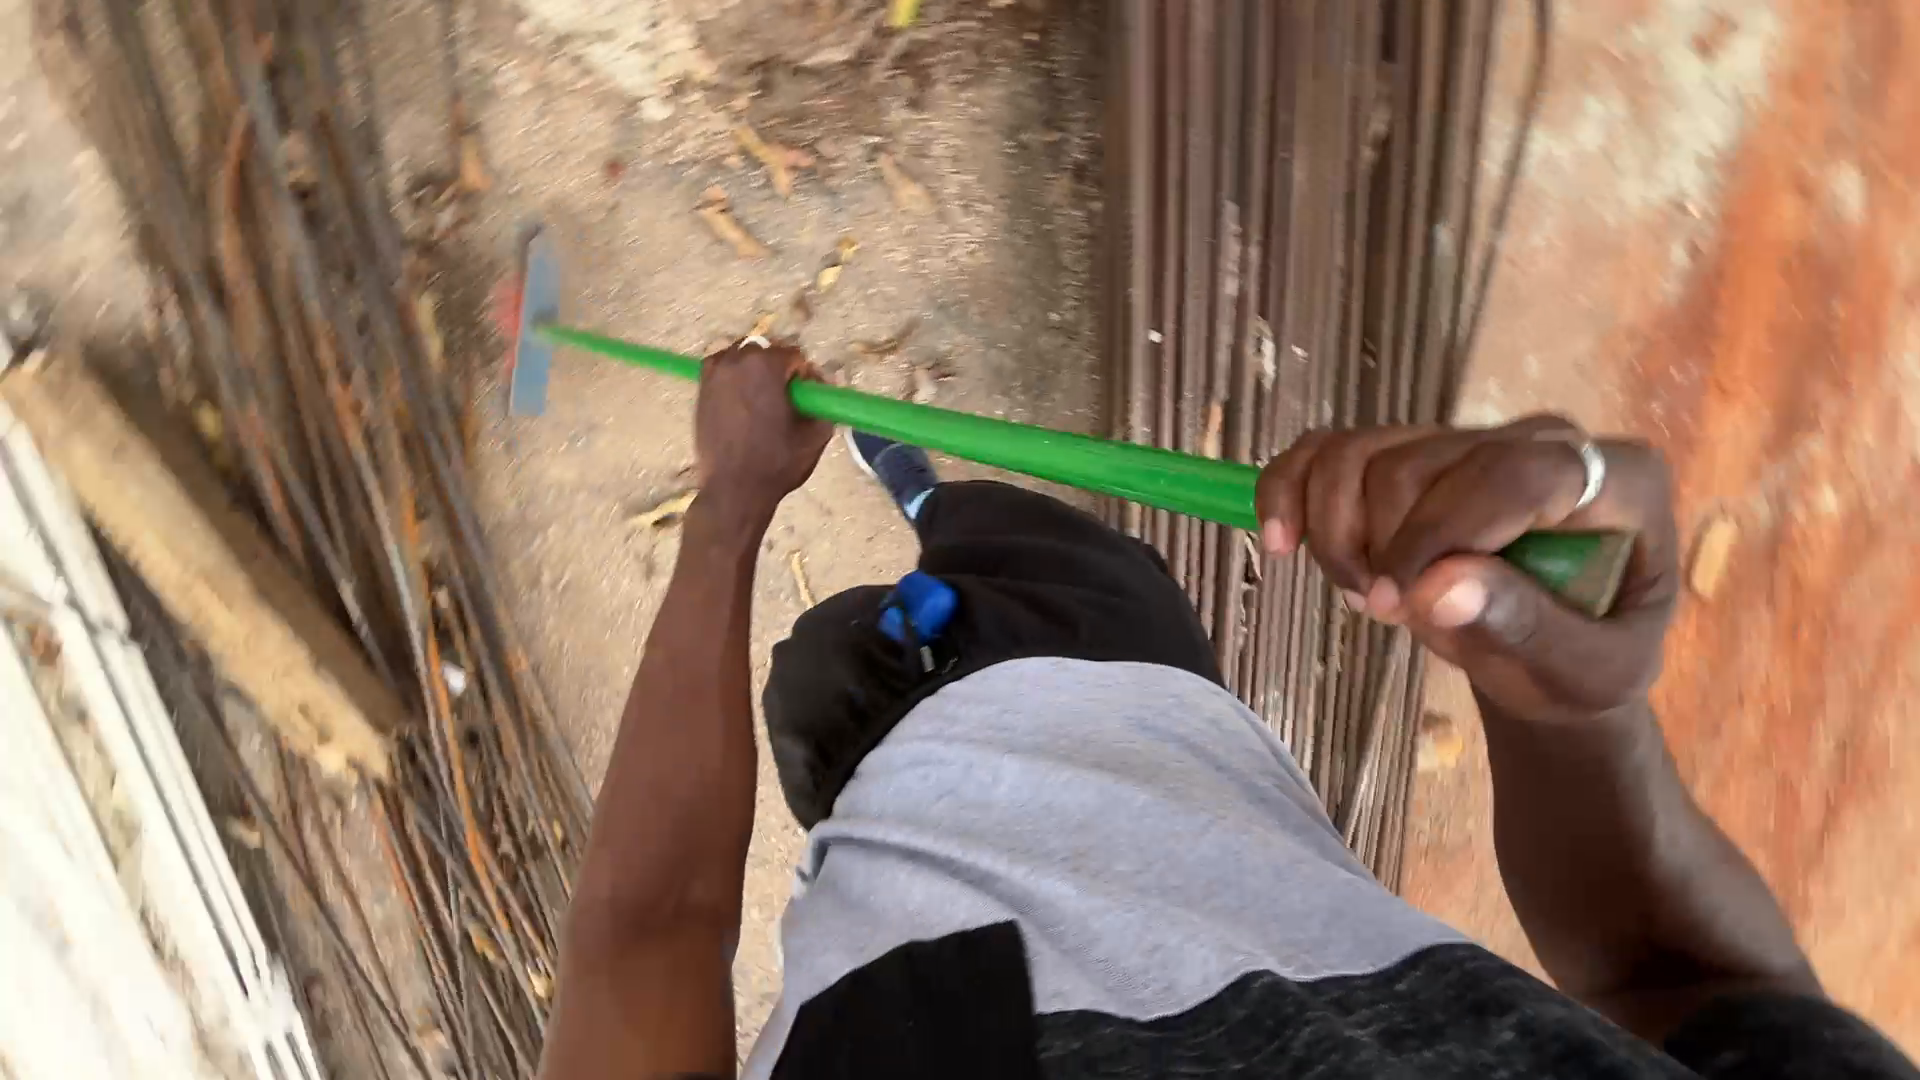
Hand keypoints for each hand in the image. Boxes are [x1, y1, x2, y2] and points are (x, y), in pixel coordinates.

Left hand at [693, 339, 831, 524]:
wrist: (734, 488)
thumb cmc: (777, 462)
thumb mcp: (816, 435)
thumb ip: (825, 405)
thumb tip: (822, 391)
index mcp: (765, 366)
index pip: (794, 355)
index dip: (805, 375)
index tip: (807, 397)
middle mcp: (736, 361)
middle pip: (765, 352)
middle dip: (779, 370)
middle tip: (787, 399)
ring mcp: (713, 374)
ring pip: (741, 358)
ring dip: (755, 371)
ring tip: (763, 401)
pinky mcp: (700, 390)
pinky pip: (722, 371)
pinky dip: (734, 378)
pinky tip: (742, 402)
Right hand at [1254, 415, 1680, 723]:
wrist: (1544, 654)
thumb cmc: (1575, 663)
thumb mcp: (1581, 669)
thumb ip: (1525, 626)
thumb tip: (1435, 590)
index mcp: (1608, 478)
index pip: (1506, 472)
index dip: (1435, 532)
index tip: (1394, 603)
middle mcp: (1530, 440)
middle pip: (1410, 464)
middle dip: (1378, 546)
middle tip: (1385, 611)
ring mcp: (1457, 441)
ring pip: (1353, 452)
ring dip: (1332, 530)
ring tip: (1356, 587)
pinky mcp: (1400, 455)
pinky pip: (1321, 450)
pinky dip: (1285, 490)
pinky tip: (1280, 539)